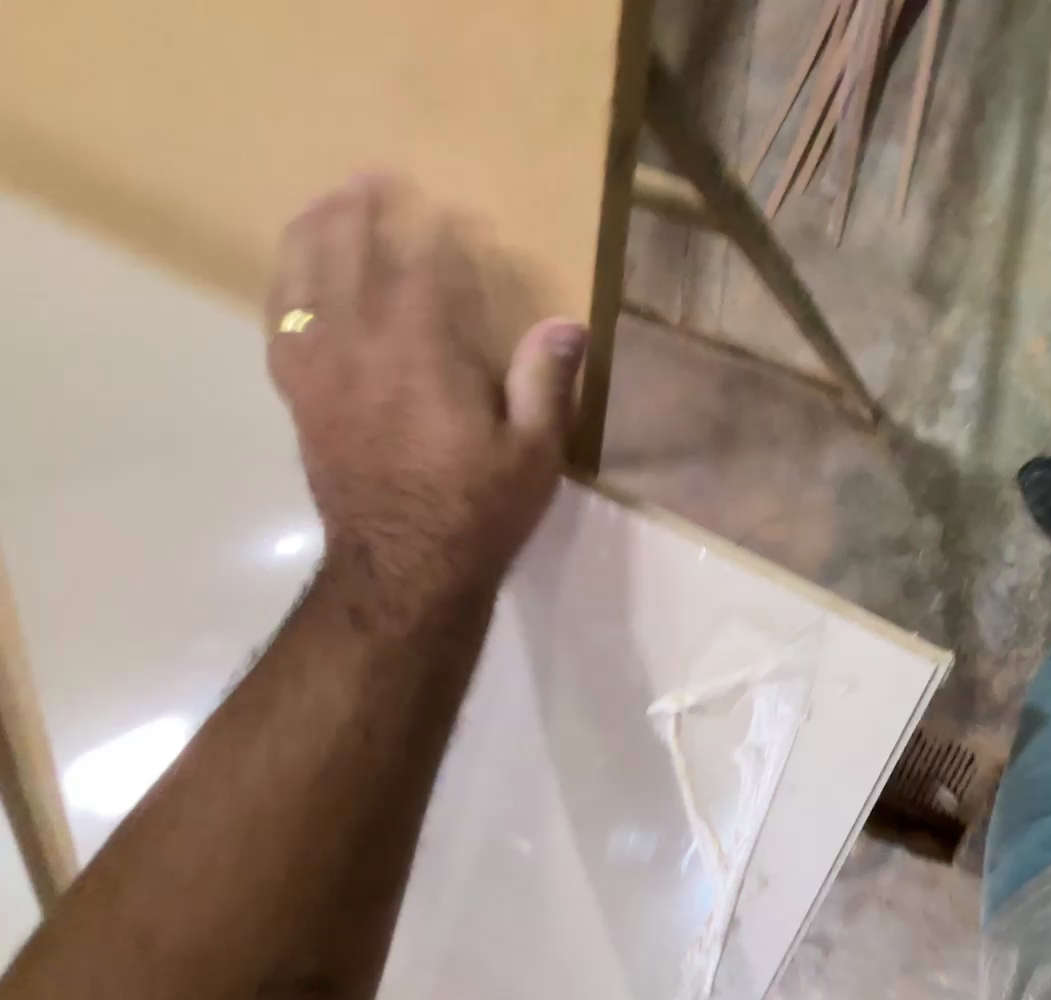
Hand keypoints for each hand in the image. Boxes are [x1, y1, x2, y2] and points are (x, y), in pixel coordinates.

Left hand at [266, 176, 584, 594]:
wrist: (406, 565)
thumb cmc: (480, 508)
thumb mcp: (534, 451)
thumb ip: (545, 381)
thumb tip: (568, 323)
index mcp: (423, 359)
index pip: (421, 273)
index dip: (435, 238)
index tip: (453, 214)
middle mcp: (360, 351)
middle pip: (347, 262)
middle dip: (360, 215)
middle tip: (374, 181)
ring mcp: (320, 373)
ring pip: (300, 284)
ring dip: (311, 236)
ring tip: (325, 207)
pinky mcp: (301, 398)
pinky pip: (280, 325)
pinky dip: (285, 289)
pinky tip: (294, 281)